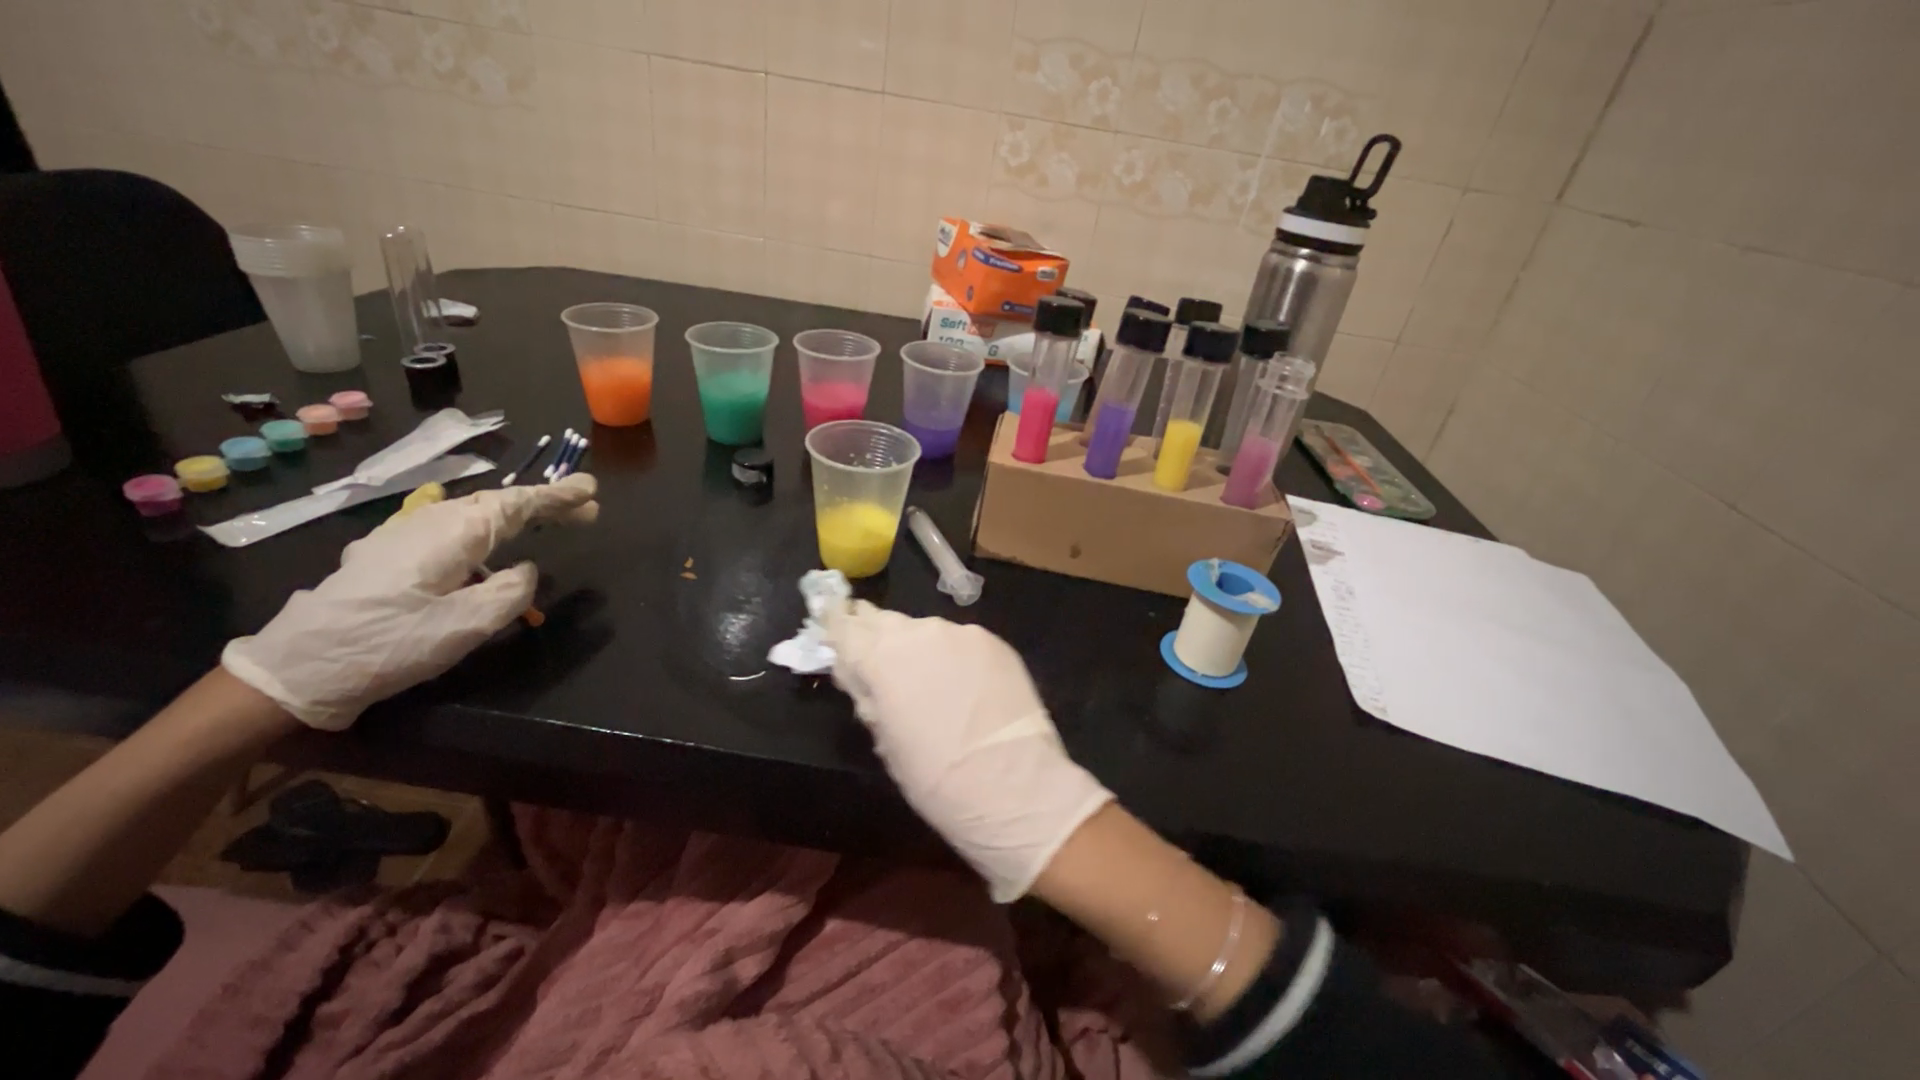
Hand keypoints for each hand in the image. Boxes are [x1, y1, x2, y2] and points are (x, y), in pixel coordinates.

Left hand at [222, 473, 599, 730]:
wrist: (299, 668)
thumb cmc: (389, 644)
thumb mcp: (466, 626)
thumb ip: (510, 592)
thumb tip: (525, 570)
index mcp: (453, 533)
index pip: (517, 504)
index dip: (557, 496)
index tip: (592, 490)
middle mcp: (428, 523)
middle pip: (496, 505)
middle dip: (542, 505)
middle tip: (585, 511)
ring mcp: (401, 537)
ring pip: (471, 518)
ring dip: (512, 520)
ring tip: (544, 530)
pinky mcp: (385, 557)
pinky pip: (449, 532)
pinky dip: (481, 535)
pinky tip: (484, 557)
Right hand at [827, 602, 1111, 901]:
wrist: (1013, 787)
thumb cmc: (935, 778)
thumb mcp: (886, 741)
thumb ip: (868, 697)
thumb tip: (857, 673)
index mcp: (881, 659)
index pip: (846, 626)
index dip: (836, 627)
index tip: (832, 627)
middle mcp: (919, 633)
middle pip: (885, 622)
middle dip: (875, 636)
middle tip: (875, 657)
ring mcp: (962, 634)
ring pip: (925, 631)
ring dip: (917, 648)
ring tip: (924, 678)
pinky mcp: (996, 642)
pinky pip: (960, 641)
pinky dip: (952, 655)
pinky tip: (960, 683)